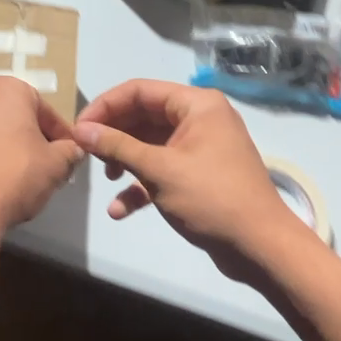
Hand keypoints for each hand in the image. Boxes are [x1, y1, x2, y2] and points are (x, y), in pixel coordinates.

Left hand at [0, 76, 84, 235]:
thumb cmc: (14, 174)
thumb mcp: (56, 165)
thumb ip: (69, 152)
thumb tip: (72, 150)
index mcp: (7, 89)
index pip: (46, 110)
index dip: (61, 134)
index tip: (69, 155)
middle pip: (17, 117)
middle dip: (34, 139)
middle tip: (48, 166)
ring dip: (11, 148)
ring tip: (24, 178)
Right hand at [74, 80, 311, 276]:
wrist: (262, 249)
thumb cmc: (212, 198)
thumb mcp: (158, 170)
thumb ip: (116, 146)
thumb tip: (79, 130)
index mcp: (196, 105)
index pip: (138, 91)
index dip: (104, 106)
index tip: (78, 128)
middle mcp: (199, 119)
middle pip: (141, 116)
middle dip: (112, 136)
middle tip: (86, 153)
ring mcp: (199, 147)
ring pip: (148, 144)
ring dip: (124, 161)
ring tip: (105, 178)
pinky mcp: (198, 174)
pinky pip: (161, 169)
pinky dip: (140, 184)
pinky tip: (120, 209)